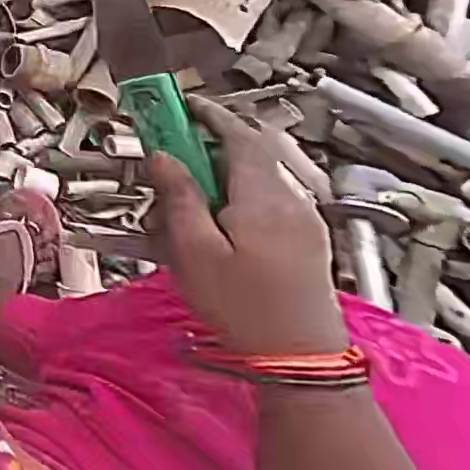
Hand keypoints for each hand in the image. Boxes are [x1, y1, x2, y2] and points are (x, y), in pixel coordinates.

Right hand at [144, 95, 348, 355]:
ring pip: (252, 180)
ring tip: (180, 208)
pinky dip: (231, 199)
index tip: (178, 104)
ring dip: (214, 179)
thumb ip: (179, 196)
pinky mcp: (305, 241)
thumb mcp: (194, 250)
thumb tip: (164, 155)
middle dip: (202, 152)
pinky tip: (209, 228)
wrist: (300, 364)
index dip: (208, 114)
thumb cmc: (241, 306)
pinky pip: (263, 202)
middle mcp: (291, 203)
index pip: (240, 136)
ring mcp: (303, 222)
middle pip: (244, 156)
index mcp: (265, 200)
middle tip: (165, 164)